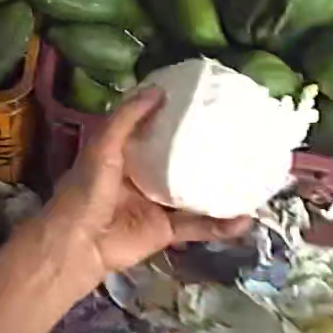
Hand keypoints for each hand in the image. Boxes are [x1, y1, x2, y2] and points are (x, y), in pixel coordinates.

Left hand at [37, 88, 251, 278]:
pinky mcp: (165, 231)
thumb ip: (127, 119)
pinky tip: (245, 218)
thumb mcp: (103, 146)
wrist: (81, 242)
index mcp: (121, 154)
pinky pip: (198, 226)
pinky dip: (221, 224)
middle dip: (201, 150)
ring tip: (250, 173)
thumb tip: (157, 90)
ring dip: (219, 186)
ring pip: (193, 192)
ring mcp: (154, 204)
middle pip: (175, 160)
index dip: (169, 116)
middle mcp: (139, 176)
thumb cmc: (87, 188)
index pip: (148, 130)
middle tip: (234, 135)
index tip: (197, 101)